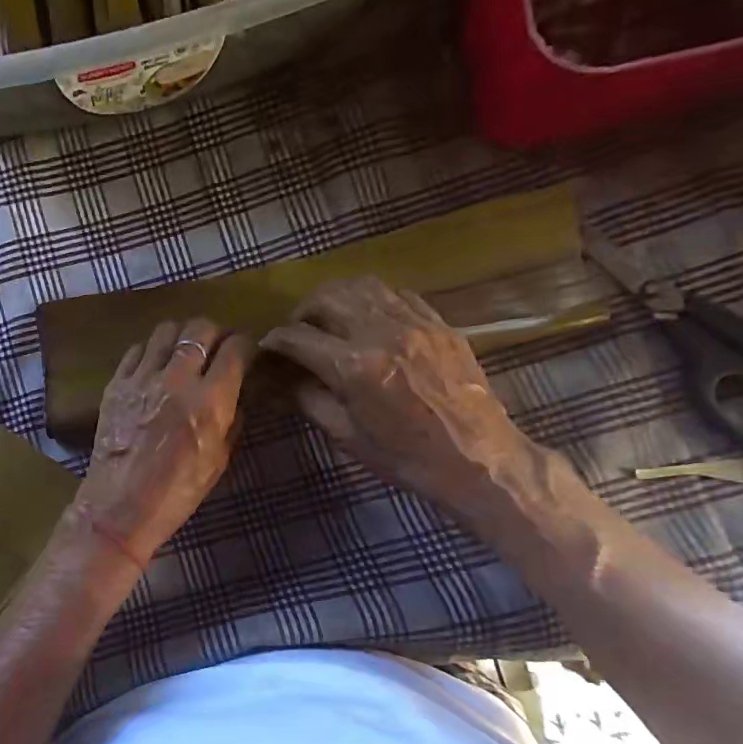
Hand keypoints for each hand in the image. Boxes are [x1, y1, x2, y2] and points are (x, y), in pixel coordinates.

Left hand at [73, 318, 253, 562]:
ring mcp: (142, 378)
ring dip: (182, 337)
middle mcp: (176, 379)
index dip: (246, 346)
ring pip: (166, 330)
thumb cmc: (176, 492)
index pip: (237, 348)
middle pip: (201, 329)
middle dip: (215, 334)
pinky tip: (155, 368)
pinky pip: (137, 350)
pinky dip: (151, 352)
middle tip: (217, 348)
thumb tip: (237, 395)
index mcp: (210, 400)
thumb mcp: (218, 460)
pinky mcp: (116, 384)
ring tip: (184, 353)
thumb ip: (232, 419)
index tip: (246, 354)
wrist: (120, 507)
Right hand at [260, 277, 551, 522]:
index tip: (268, 348)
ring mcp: (415, 323)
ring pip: (363, 286)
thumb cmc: (404, 457)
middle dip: (302, 312)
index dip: (275, 340)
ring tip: (329, 319)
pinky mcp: (439, 323)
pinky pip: (397, 294)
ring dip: (336, 297)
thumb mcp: (346, 435)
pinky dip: (372, 300)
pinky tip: (368, 321)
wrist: (475, 457)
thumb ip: (310, 400)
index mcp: (354, 367)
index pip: (298, 337)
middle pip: (327, 298)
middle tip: (297, 332)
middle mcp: (382, 333)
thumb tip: (284, 379)